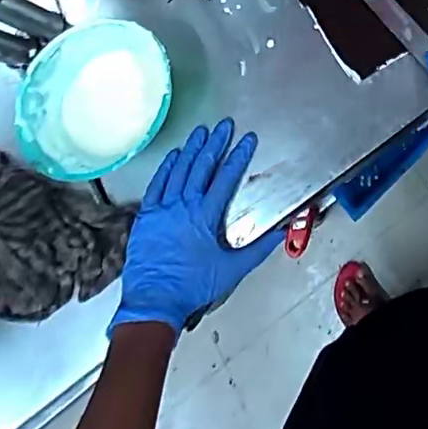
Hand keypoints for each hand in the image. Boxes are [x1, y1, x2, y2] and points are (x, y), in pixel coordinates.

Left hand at [110, 119, 280, 336]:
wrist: (154, 302)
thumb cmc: (193, 287)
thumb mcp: (232, 269)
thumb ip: (259, 249)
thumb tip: (281, 234)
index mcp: (206, 214)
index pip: (226, 176)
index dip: (239, 155)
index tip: (247, 139)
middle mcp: (184, 205)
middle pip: (202, 165)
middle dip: (215, 142)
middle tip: (223, 126)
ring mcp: (163, 208)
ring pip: (179, 170)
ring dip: (191, 149)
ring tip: (200, 132)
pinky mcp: (146, 216)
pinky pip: (157, 184)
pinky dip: (166, 167)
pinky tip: (173, 156)